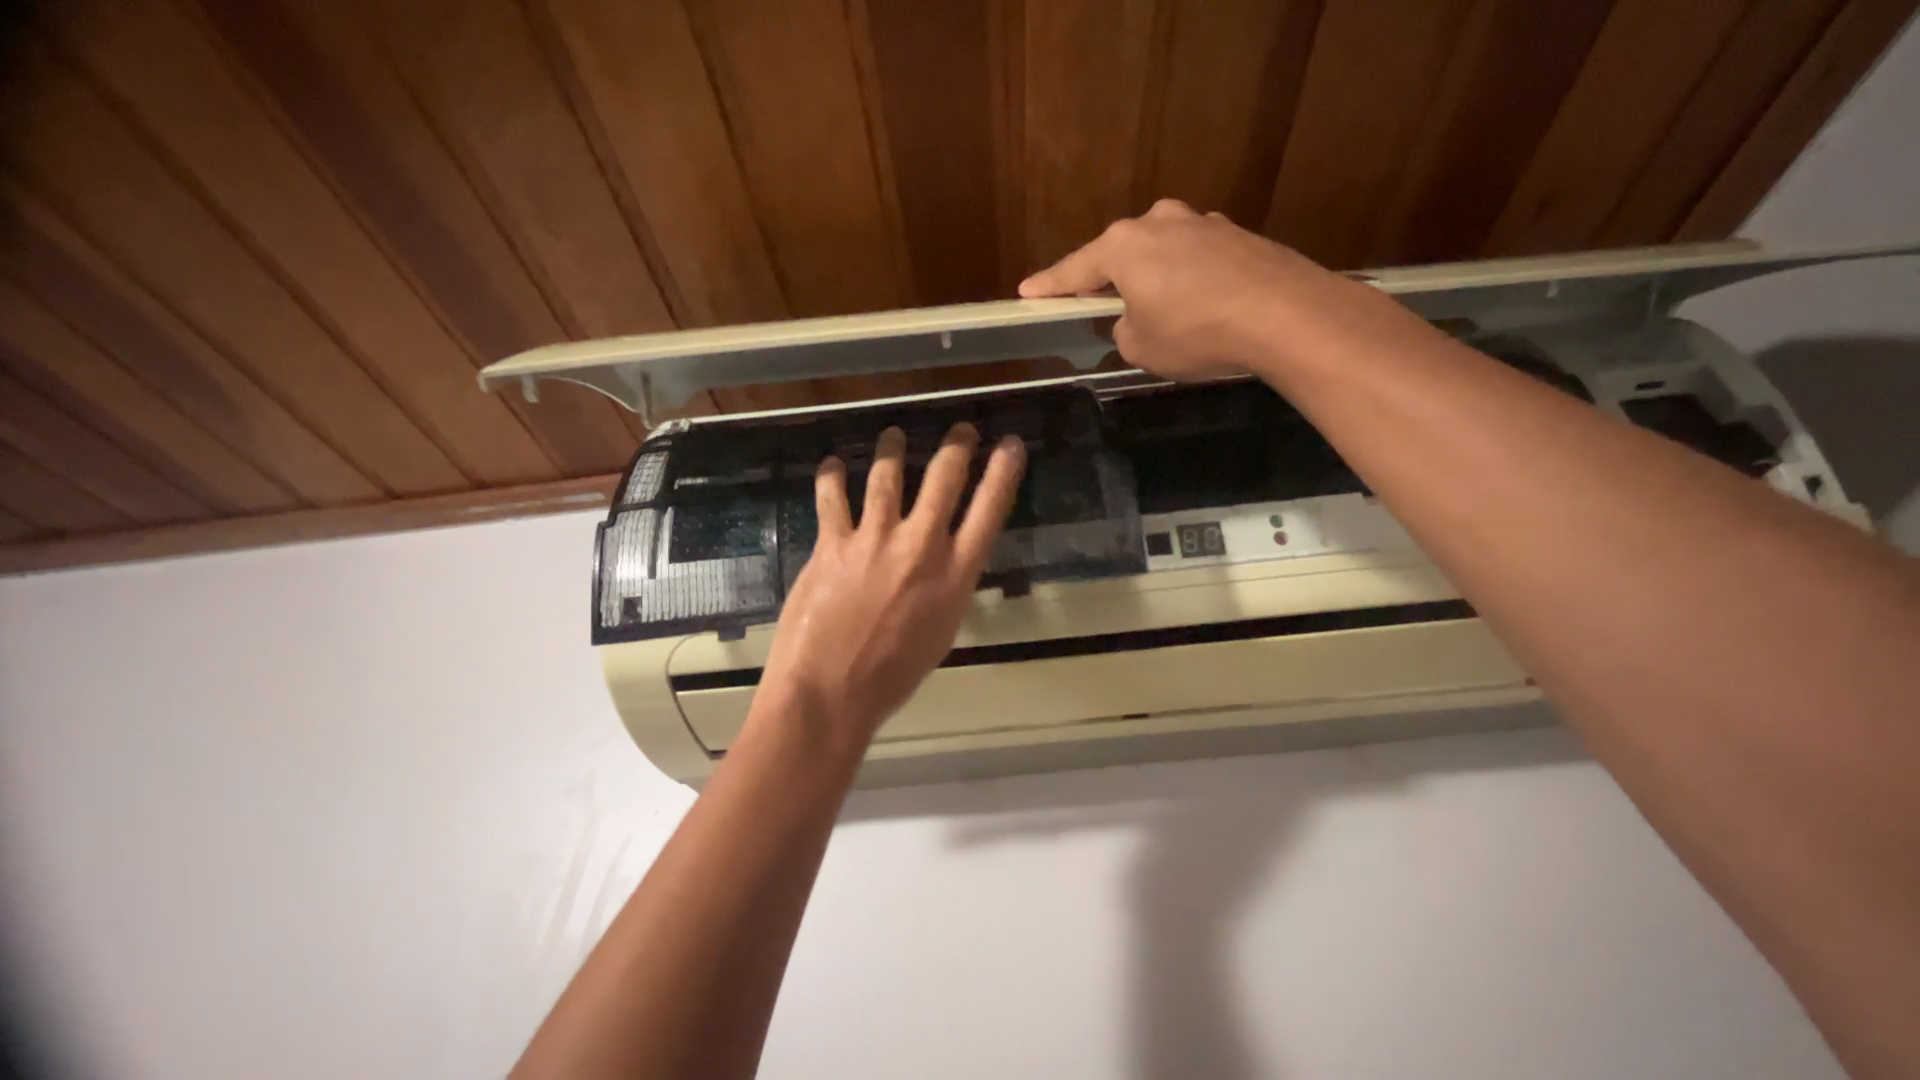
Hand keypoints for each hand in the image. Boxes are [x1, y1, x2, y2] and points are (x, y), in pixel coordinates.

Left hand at [749, 423, 1025, 751]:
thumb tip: (941, 564)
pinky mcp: (833, 544)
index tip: (1009, 445)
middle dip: (956, 446)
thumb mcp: (938, 634)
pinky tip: (833, 465)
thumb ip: (944, 590)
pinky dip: (832, 477)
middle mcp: (921, 547)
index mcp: (956, 576)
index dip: (1003, 472)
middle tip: (960, 430)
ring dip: (893, 449)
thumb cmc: (891, 677)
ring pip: (887, 475)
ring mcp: (875, 540)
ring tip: (893, 436)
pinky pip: (833, 498)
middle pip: (944, 478)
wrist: (831, 693)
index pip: (989, 511)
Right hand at [1019, 199, 1390, 381]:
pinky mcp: (1240, 236)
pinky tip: (1205, 309)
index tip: (1026, 292)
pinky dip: (1193, 283)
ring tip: (1164, 314)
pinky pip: (1199, 261)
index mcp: (1123, 245)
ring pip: (1164, 255)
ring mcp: (1204, 223)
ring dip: (1157, 280)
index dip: (1049, 287)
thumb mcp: (1140, 347)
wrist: (1285, 315)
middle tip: (1102, 308)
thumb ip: (1124, 331)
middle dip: (1111, 280)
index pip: (1074, 270)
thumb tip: (1136, 319)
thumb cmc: (1195, 331)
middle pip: (1121, 254)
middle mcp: (1159, 222)